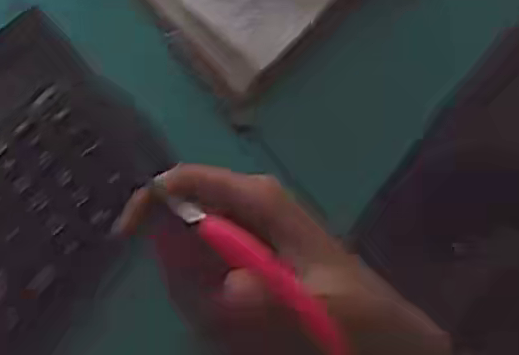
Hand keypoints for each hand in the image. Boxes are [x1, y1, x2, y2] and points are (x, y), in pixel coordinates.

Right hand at [119, 165, 448, 354]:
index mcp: (259, 200)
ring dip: (201, 297)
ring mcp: (251, 243)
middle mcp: (249, 211)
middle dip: (182, 269)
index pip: (189, 179)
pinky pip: (213, 288)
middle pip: (185, 222)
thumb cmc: (360, 313)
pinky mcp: (255, 273)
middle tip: (215, 315)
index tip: (124, 238)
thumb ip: (268, 299)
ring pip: (195, 261)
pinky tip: (249, 331)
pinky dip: (215, 313)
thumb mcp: (318, 307)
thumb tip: (224, 288)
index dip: (152, 199)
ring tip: (247, 328)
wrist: (394, 341)